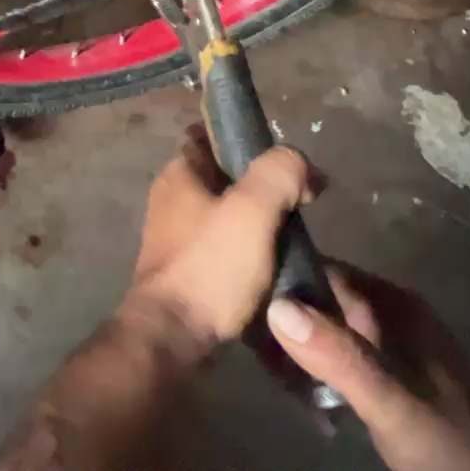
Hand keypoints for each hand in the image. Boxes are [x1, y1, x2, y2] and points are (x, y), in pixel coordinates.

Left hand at [116, 128, 314, 353]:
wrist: (172, 334)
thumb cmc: (210, 265)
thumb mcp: (252, 210)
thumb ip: (277, 174)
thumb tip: (297, 161)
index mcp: (179, 173)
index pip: (209, 135)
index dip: (248, 140)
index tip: (284, 162)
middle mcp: (170, 197)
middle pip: (221, 177)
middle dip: (258, 186)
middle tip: (299, 203)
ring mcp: (172, 235)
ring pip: (222, 214)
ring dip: (254, 222)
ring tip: (292, 239)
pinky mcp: (181, 269)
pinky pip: (219, 248)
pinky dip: (244, 251)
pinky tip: (270, 267)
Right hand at [266, 269, 469, 470]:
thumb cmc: (452, 447)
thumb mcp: (392, 402)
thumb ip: (339, 356)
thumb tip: (275, 305)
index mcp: (393, 304)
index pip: (321, 269)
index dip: (280, 279)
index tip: (238, 297)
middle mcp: (391, 314)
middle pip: (321, 299)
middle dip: (284, 318)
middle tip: (246, 342)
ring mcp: (393, 346)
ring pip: (327, 330)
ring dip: (297, 348)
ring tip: (266, 368)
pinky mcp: (392, 376)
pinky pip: (340, 358)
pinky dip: (316, 370)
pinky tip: (299, 392)